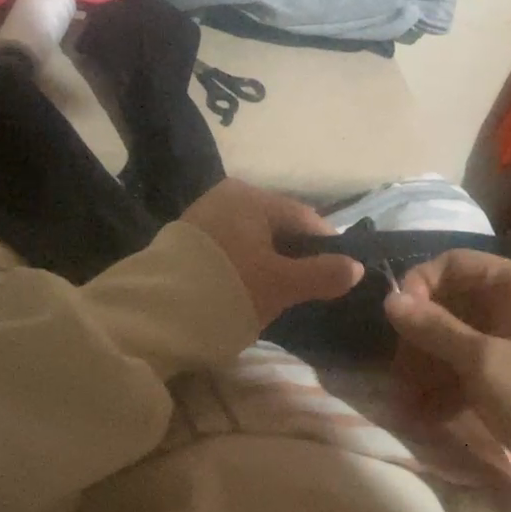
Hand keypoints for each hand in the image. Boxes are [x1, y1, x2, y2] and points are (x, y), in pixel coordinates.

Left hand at [181, 179, 362, 326]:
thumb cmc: (228, 289)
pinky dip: (242, 268)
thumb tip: (356, 267)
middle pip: (276, 228)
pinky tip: (243, 292)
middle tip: (305, 292)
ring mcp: (201, 217)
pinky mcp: (184, 242)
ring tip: (274, 297)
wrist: (154, 314)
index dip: (327, 248)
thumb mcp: (282, 286)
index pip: (304, 218)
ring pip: (252, 241)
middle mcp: (225, 196)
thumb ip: (323, 274)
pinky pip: (229, 250)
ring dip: (266, 264)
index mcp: (251, 196)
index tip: (338, 277)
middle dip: (294, 257)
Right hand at [383, 250, 510, 504]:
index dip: (419, 288)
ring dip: (431, 370)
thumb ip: (435, 329)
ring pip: (464, 342)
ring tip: (409, 408)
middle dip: (421, 340)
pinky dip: (454, 388)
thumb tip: (390, 299)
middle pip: (456, 305)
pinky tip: (431, 417)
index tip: (393, 327)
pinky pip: (481, 370)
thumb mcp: (485, 364)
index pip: (454, 264)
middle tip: (397, 380)